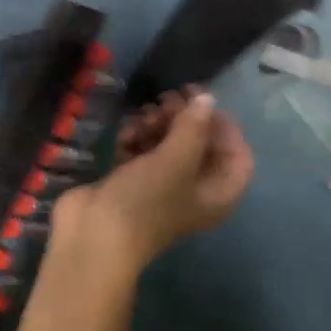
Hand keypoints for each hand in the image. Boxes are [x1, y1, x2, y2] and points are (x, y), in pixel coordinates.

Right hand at [53, 87, 255, 274]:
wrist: (94, 233)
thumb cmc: (145, 200)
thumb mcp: (174, 162)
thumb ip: (192, 128)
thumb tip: (207, 98)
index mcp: (218, 193)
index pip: (236, 154)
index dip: (223, 125)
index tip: (198, 98)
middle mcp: (194, 189)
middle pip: (200, 146)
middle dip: (185, 121)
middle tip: (164, 98)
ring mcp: (160, 185)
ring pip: (168, 146)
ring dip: (157, 126)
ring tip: (142, 115)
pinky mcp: (130, 180)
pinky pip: (141, 152)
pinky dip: (136, 139)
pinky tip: (125, 133)